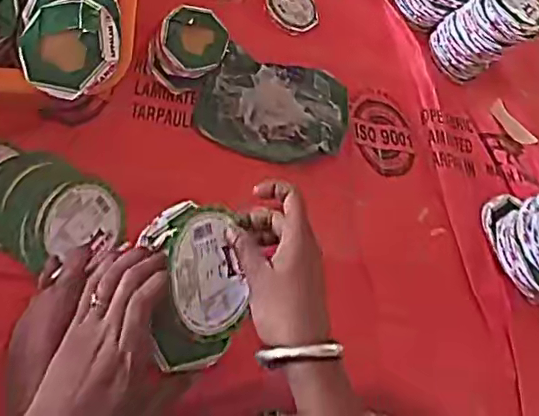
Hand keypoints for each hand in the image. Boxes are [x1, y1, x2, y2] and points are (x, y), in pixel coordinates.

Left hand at [22, 247, 173, 415]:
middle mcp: (107, 334)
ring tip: (140, 248)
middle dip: (145, 262)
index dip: (158, 279)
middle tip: (161, 254)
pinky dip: (100, 267)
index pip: (143, 301)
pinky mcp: (71, 328)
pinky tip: (111, 257)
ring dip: (124, 258)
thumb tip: (199, 370)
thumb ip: (173, 386)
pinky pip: (87, 289)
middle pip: (126, 284)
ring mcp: (87, 328)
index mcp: (128, 354)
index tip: (171, 271)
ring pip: (106, 280)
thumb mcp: (144, 408)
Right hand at [229, 181, 330, 348]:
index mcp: (299, 235)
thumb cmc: (282, 309)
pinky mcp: (303, 276)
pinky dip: (267, 249)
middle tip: (234, 230)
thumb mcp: (258, 277)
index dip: (273, 188)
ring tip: (237, 247)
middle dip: (257, 217)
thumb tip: (231, 229)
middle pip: (283, 216)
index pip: (292, 196)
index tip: (252, 194)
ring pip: (282, 234)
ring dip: (260, 234)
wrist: (305, 350)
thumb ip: (244, 248)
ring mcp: (306, 260)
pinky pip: (285, 250)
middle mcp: (306, 242)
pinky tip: (249, 264)